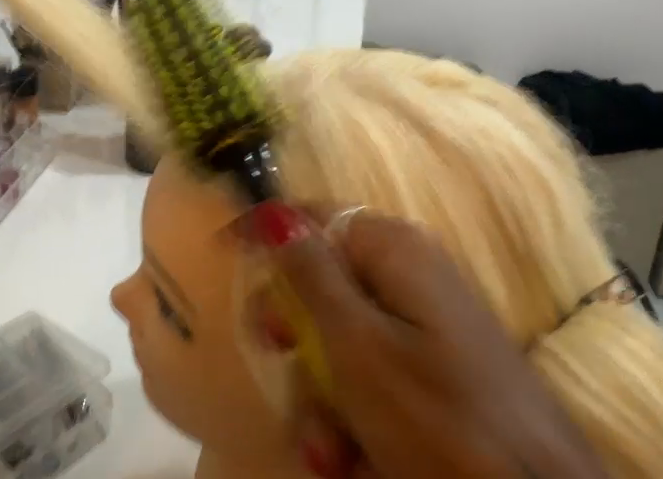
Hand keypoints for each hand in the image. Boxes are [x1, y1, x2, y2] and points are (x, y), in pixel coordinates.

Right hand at [249, 204, 607, 478]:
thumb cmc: (436, 420)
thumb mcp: (355, 346)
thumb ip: (308, 274)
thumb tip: (273, 209)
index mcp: (393, 249)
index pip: (312, 214)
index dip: (267, 232)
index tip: (225, 253)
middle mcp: (410, 275)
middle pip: (320, 282)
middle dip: (295, 336)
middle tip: (276, 358)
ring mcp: (427, 326)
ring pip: (340, 341)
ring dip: (321, 395)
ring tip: (330, 451)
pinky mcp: (437, 373)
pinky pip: (372, 378)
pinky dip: (354, 415)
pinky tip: (353, 459)